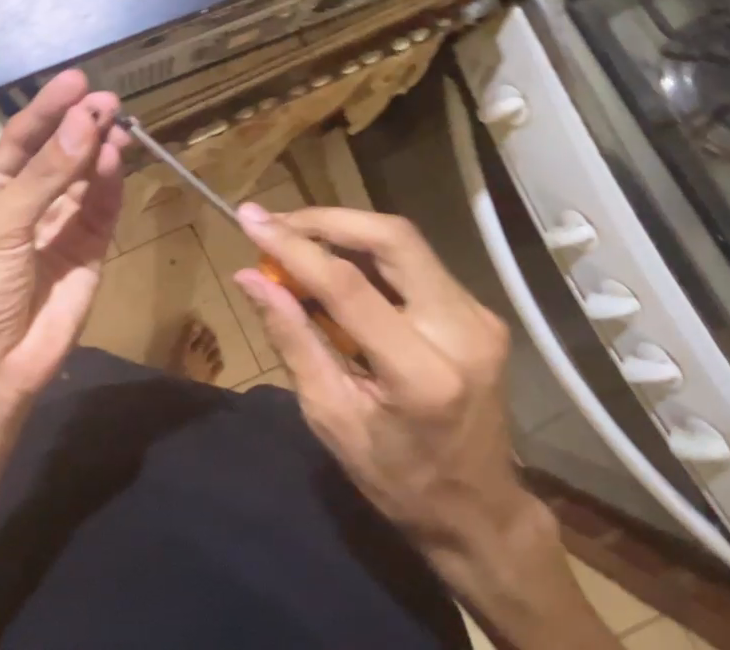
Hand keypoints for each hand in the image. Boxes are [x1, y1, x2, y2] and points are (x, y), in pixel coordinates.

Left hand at [0, 70, 127, 411]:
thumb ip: (47, 175)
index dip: (48, 108)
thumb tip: (85, 121)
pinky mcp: (91, 251)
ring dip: (101, 150)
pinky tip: (117, 160)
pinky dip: (113, 185)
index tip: (76, 79)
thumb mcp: (3, 224)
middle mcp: (32, 203)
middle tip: (108, 100)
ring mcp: (63, 227)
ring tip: (118, 123)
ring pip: (88, 178)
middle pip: (61, 153)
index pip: (24, 138)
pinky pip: (104, 210)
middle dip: (82, 124)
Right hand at [232, 204, 540, 557]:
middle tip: (276, 224)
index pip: (349, 286)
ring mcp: (480, 318)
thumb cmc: (396, 477)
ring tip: (295, 242)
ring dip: (346, 233)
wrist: (478, 509)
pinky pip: (416, 264)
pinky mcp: (480, 313)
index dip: (294, 247)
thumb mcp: (331, 417)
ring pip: (406, 244)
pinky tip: (334, 268)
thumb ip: (293, 339)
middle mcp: (462, 333)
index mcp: (422, 374)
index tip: (250, 221)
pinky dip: (368, 257)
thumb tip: (249, 278)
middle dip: (327, 220)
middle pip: (394, 239)